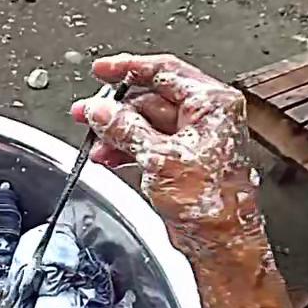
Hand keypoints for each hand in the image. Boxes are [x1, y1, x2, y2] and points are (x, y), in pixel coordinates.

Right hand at [71, 54, 263, 256]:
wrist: (219, 239)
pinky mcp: (180, 159)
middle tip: (87, 111)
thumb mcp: (159, 157)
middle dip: (115, 108)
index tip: (102, 70)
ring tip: (94, 139)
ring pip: (144, 122)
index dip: (127, 69)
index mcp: (210, 104)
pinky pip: (146, 143)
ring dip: (116, 131)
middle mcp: (204, 116)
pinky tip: (108, 155)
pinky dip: (125, 147)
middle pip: (150, 97)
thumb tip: (100, 110)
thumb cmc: (210, 202)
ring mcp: (191, 138)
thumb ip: (125, 129)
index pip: (163, 71)